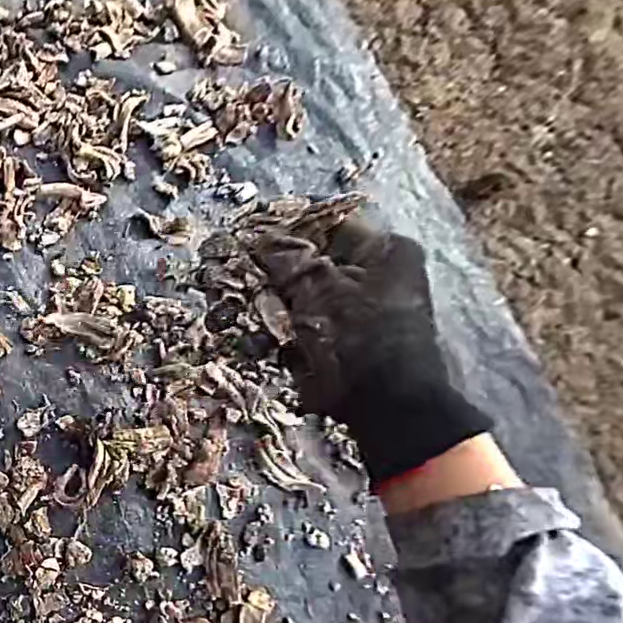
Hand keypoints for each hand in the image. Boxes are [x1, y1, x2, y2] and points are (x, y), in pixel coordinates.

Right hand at [249, 221, 492, 483]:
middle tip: (239, 278)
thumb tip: (251, 234)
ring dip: (270, 299)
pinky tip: (266, 333)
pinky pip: (296, 316)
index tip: (242, 239)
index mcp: (382, 250)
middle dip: (270, 269)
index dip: (283, 228)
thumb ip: (287, 259)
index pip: (325, 222)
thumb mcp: (320, 289)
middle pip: (307, 256)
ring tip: (251, 311)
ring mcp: (354, 303)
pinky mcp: (335, 332)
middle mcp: (372, 271)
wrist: (383, 400)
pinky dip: (277, 322)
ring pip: (296, 288)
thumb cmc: (360, 337)